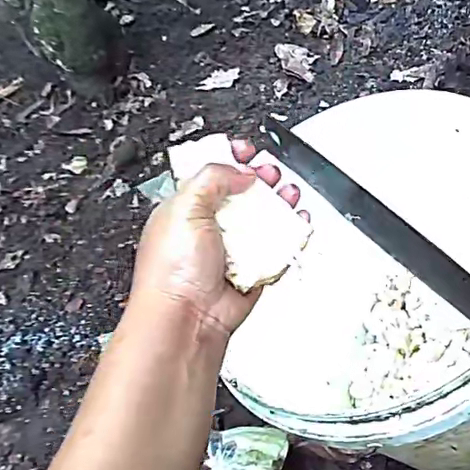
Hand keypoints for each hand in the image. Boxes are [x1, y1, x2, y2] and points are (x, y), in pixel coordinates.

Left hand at [130, 137, 304, 338]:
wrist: (188, 318)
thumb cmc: (172, 272)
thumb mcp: (185, 208)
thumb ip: (213, 178)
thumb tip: (241, 170)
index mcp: (187, 207)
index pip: (212, 173)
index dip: (230, 159)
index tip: (246, 151)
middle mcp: (211, 226)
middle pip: (244, 193)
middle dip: (261, 179)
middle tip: (271, 173)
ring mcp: (234, 248)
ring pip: (265, 219)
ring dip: (281, 204)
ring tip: (290, 194)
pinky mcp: (255, 268)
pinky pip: (279, 247)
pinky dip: (292, 235)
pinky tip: (297, 223)